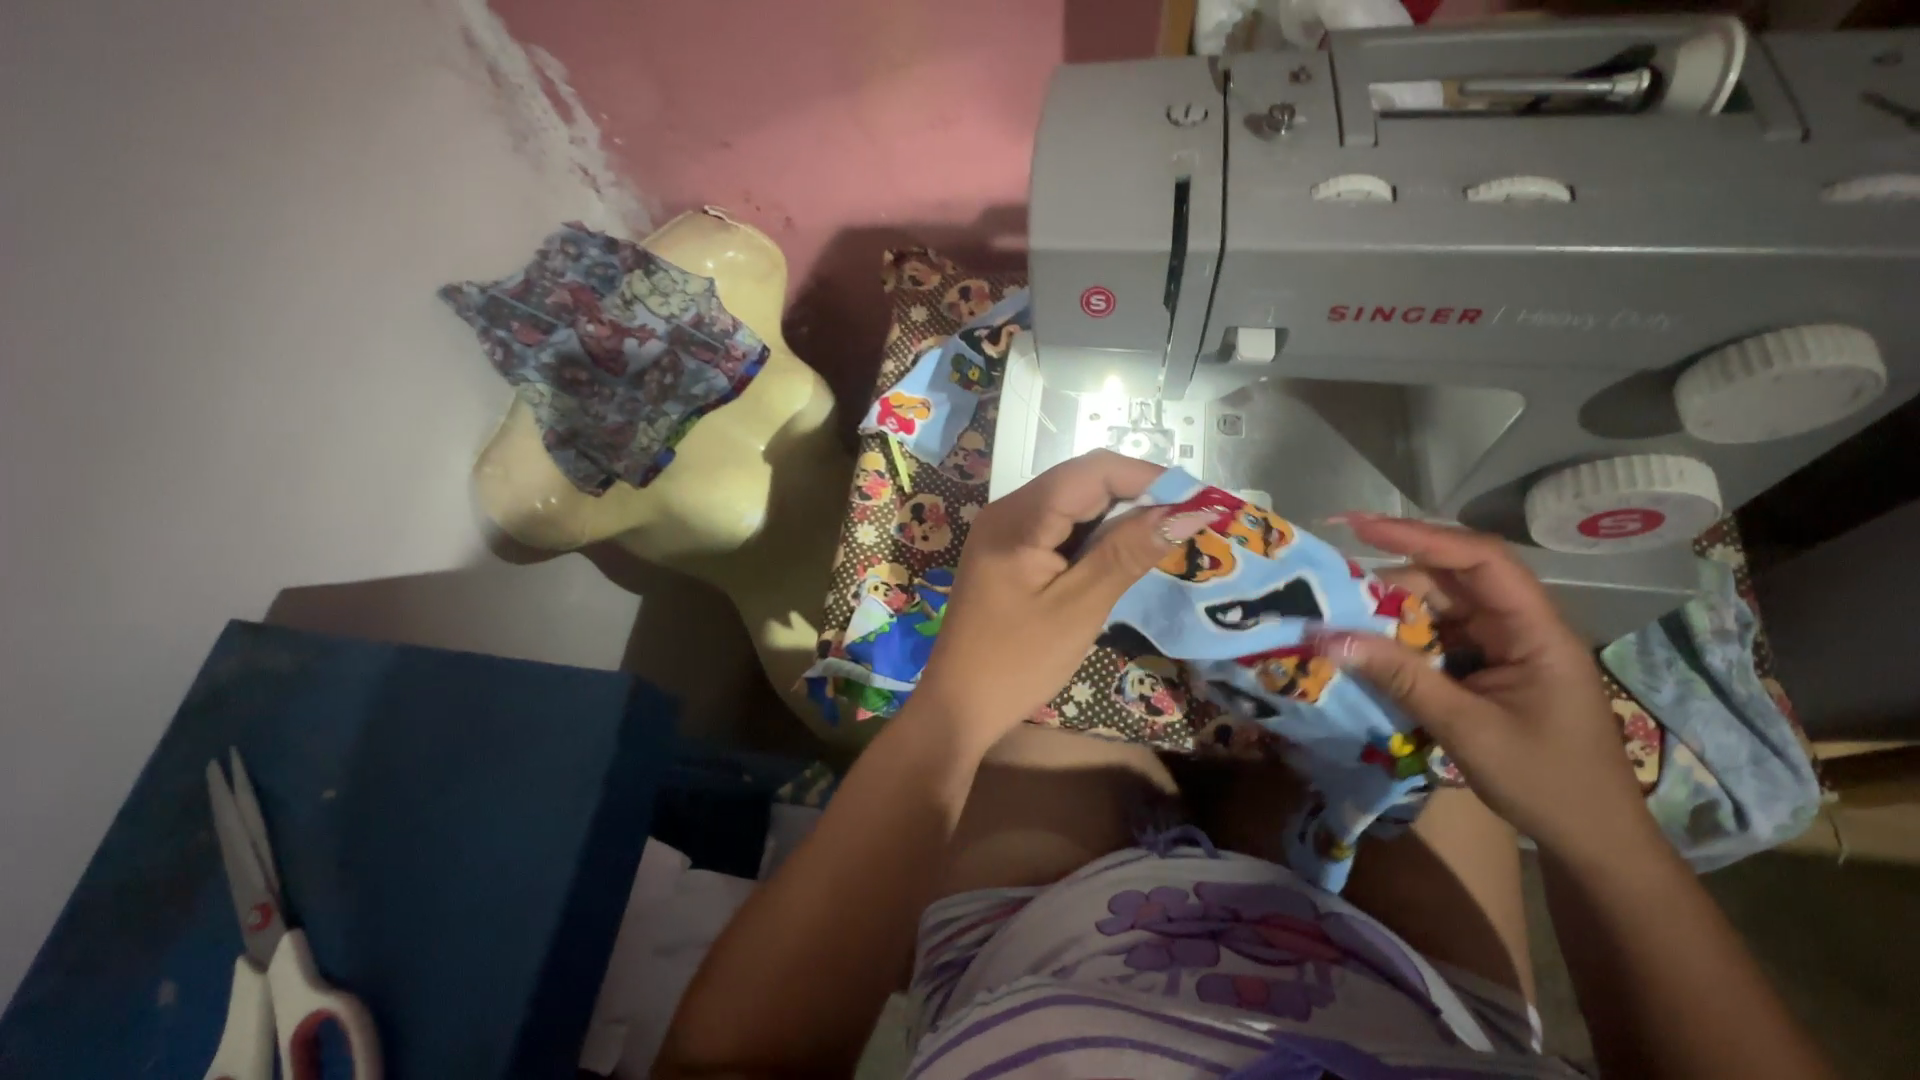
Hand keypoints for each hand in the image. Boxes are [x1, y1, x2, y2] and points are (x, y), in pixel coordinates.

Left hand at [913, 450, 1199, 745]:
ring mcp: (1005, 531)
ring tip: (1165, 538)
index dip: (1149, 478)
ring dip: (1120, 515)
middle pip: (1082, 481)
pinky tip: (1123, 554)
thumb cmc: (1017, 662)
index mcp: (1019, 518)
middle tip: (1188, 523)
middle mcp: (1008, 511)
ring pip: (1074, 503)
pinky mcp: (1009, 552)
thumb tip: (1188, 512)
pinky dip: (1095, 534)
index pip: (1093, 471)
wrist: (958, 705)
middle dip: (1138, 495)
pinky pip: (1059, 526)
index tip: (1197, 502)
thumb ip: (1128, 552)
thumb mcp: (1079, 607)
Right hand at [1313, 517, 1652, 858]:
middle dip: (1394, 578)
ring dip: (1395, 612)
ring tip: (1344, 620)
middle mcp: (1523, 627)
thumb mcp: (1466, 729)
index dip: (1421, 536)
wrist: (1594, 840)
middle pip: (1454, 580)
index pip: (1480, 560)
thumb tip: (1330, 638)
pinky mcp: (1492, 670)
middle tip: (1336, 590)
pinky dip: (1405, 641)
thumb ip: (1401, 677)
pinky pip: (1442, 638)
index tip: (1360, 527)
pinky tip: (1372, 650)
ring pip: (1443, 609)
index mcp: (1537, 630)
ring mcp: (1508, 648)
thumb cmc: (1546, 782)